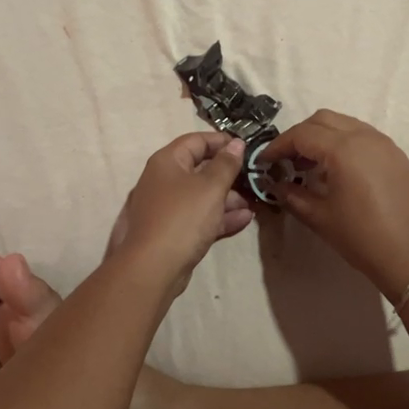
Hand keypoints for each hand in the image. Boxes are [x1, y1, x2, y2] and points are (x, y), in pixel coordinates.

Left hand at [106, 132, 253, 293]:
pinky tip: (245, 220)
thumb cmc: (183, 217)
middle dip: (229, 175)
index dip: (222, 142)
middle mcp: (164, 181)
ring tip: (253, 203)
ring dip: (228, 199)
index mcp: (167, 162)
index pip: (196, 141)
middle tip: (254, 180)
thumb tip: (236, 144)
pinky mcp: (174, 232)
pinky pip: (200, 218)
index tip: (247, 148)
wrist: (154, 266)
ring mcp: (168, 208)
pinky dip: (220, 218)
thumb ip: (227, 164)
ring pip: (202, 196)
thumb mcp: (211, 187)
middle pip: (200, 169)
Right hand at [259, 110, 408, 296]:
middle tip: (285, 162)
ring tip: (309, 167)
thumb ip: (292, 195)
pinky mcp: (396, 156)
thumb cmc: (362, 237)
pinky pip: (362, 136)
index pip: (302, 134)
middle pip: (323, 120)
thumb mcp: (320, 217)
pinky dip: (342, 143)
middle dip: (299, 136)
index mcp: (343, 149)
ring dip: (322, 137)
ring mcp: (384, 144)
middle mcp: (365, 137)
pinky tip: (335, 171)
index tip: (264, 162)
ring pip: (344, 124)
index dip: (278, 146)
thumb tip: (274, 184)